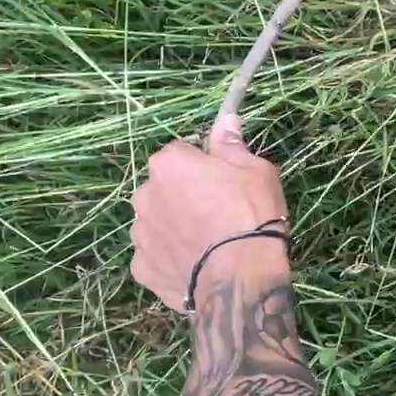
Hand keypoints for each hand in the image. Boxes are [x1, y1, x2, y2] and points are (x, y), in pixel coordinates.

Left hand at [131, 113, 289, 312]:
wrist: (240, 275)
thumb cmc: (251, 213)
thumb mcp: (256, 171)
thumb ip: (232, 146)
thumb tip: (226, 120)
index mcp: (169, 164)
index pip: (183, 151)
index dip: (206, 164)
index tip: (227, 178)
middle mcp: (144, 194)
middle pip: (166, 187)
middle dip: (186, 195)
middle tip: (222, 211)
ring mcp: (139, 234)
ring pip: (159, 221)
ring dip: (177, 226)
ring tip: (212, 243)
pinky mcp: (142, 268)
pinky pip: (157, 255)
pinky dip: (174, 257)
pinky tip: (200, 264)